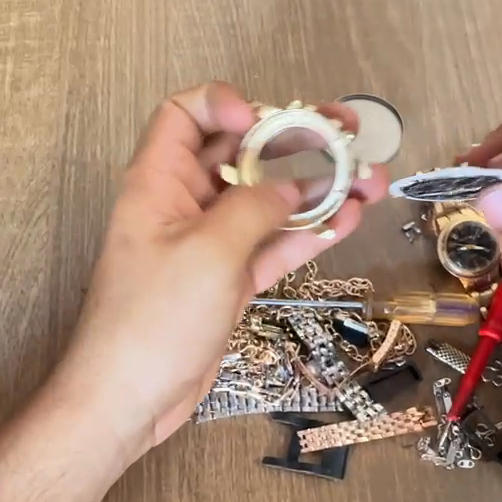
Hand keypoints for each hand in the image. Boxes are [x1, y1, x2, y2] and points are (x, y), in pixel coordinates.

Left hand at [50, 82, 386, 453]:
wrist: (131, 397)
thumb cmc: (155, 318)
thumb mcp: (208, 252)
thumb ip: (253, 209)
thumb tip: (290, 187)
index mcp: (159, 182)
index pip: (184, 115)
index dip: (223, 104)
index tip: (264, 120)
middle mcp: (184, 205)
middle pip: (241, 155)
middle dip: (295, 140)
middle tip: (348, 135)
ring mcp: (209, 245)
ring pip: (267, 202)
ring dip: (317, 190)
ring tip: (371, 182)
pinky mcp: (228, 281)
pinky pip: (271, 246)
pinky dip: (306, 234)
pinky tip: (347, 221)